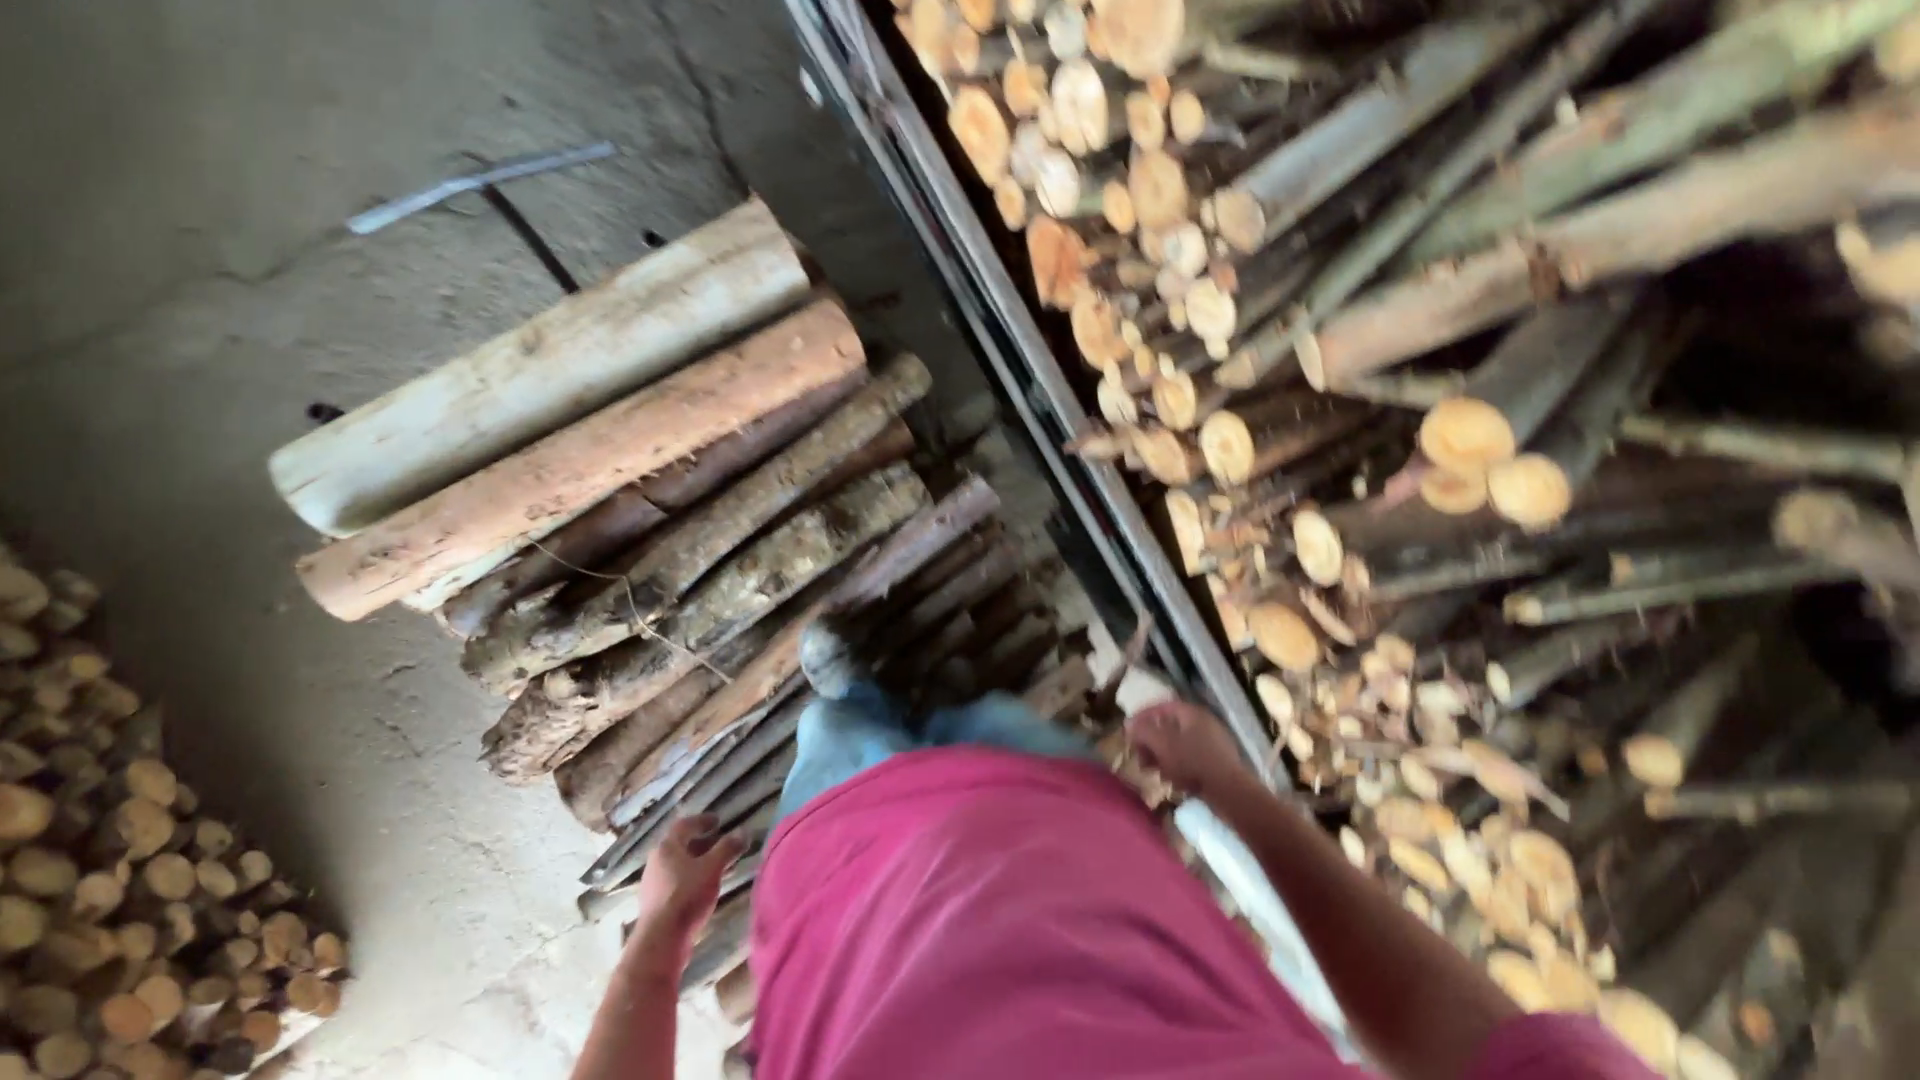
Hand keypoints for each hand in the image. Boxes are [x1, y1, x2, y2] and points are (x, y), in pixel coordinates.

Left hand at [628, 814, 745, 972]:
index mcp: (667, 848)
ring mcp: (653, 884)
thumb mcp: (712, 868)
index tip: (718, 821)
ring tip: (718, 867)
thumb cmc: (686, 895)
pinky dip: (692, 878)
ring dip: (698, 862)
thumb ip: (727, 848)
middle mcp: (656, 862)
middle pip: (680, 846)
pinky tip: (705, 888)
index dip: (702, 821)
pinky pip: (676, 882)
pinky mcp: (656, 903)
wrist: (661, 939)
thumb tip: (742, 832)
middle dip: (702, 843)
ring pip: (679, 865)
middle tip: (721, 844)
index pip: (684, 825)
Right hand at [1126, 699, 1253, 798]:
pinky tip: (1171, 780)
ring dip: (1161, 756)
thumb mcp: (1161, 744)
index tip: (1129, 731)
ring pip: (1178, 744)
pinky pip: (1190, 758)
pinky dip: (1176, 765)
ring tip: (1153, 772)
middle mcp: (1203, 723)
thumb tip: (1129, 723)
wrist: (1229, 790)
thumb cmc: (1192, 762)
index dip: (1142, 717)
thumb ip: (1143, 731)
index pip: (1161, 706)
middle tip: (1139, 756)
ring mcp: (1212, 742)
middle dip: (1150, 742)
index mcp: (1191, 713)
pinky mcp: (1217, 761)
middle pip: (1169, 727)